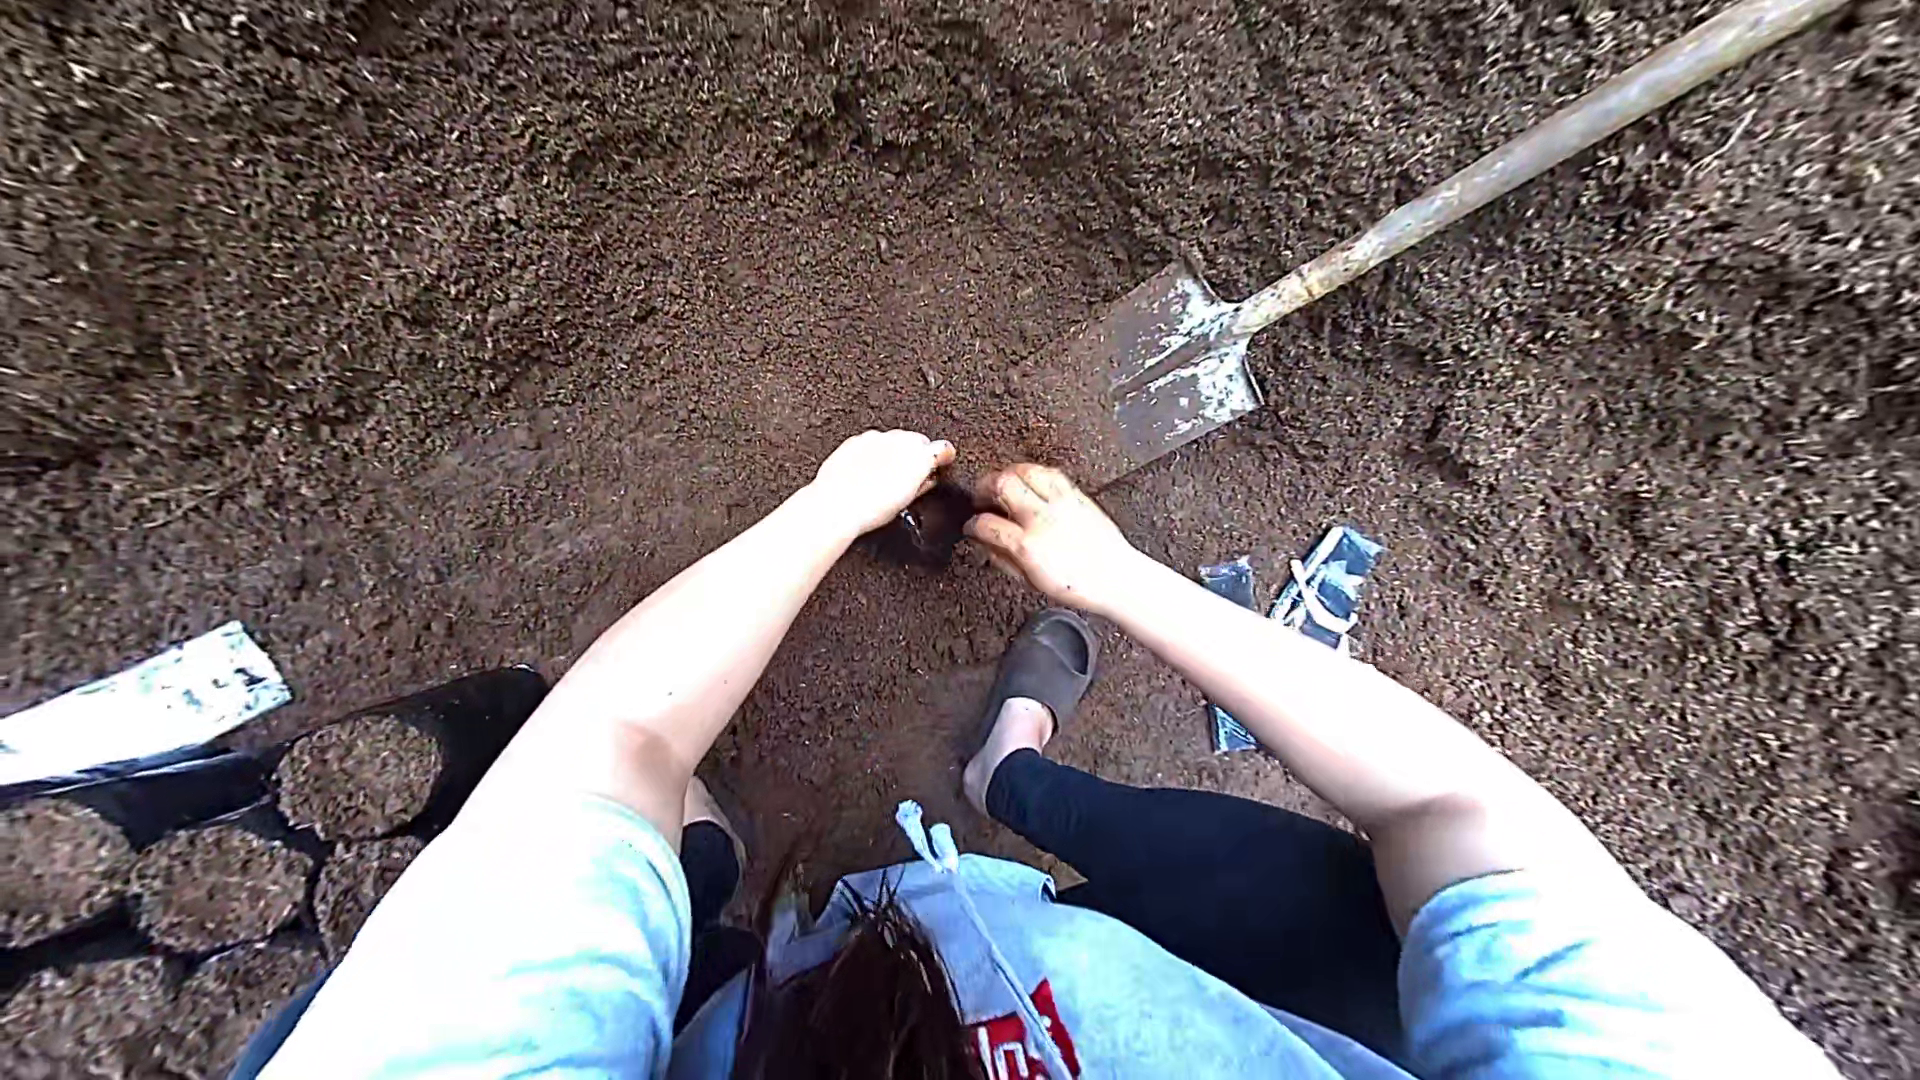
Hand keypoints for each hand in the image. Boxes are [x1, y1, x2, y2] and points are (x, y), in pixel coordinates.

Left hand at [805, 430, 956, 534]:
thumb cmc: (871, 508)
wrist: (837, 505)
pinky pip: (871, 443)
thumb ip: (923, 483)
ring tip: (884, 477)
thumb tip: (927, 478)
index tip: (941, 464)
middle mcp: (899, 440)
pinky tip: (866, 473)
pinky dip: (873, 453)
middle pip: (917, 441)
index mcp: (919, 455)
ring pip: (893, 440)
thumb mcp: (907, 500)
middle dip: (916, 455)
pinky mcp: (855, 440)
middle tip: (909, 477)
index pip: (943, 448)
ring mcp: (876, 438)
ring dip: (894, 453)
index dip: (943, 458)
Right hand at [965, 464, 1144, 614]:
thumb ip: (1003, 559)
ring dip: (1007, 474)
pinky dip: (1033, 473)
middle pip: (1002, 483)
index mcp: (1027, 546)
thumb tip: (983, 543)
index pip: (986, 524)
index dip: (972, 524)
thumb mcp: (1030, 582)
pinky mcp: (1076, 495)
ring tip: (1003, 485)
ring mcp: (1060, 503)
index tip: (972, 525)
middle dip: (984, 487)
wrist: (1115, 577)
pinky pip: (1049, 472)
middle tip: (981, 496)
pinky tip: (1029, 482)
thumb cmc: (1078, 584)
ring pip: (1025, 470)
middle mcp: (1042, 519)